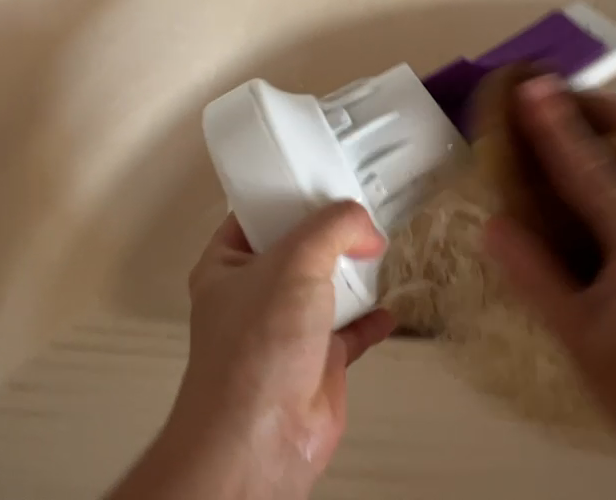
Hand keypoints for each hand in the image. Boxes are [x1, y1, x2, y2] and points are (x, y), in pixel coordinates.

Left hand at [111, 203, 397, 499]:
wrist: (263, 439)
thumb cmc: (252, 354)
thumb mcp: (294, 261)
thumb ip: (334, 227)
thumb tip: (364, 228)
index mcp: (228, 265)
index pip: (257, 213)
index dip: (289, 193)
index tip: (322, 176)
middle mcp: (255, 295)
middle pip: (298, 247)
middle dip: (329, 232)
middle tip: (359, 210)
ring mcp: (286, 329)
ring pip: (325, 286)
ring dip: (352, 271)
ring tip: (378, 246)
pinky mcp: (317, 360)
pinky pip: (351, 329)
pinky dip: (371, 317)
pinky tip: (388, 307)